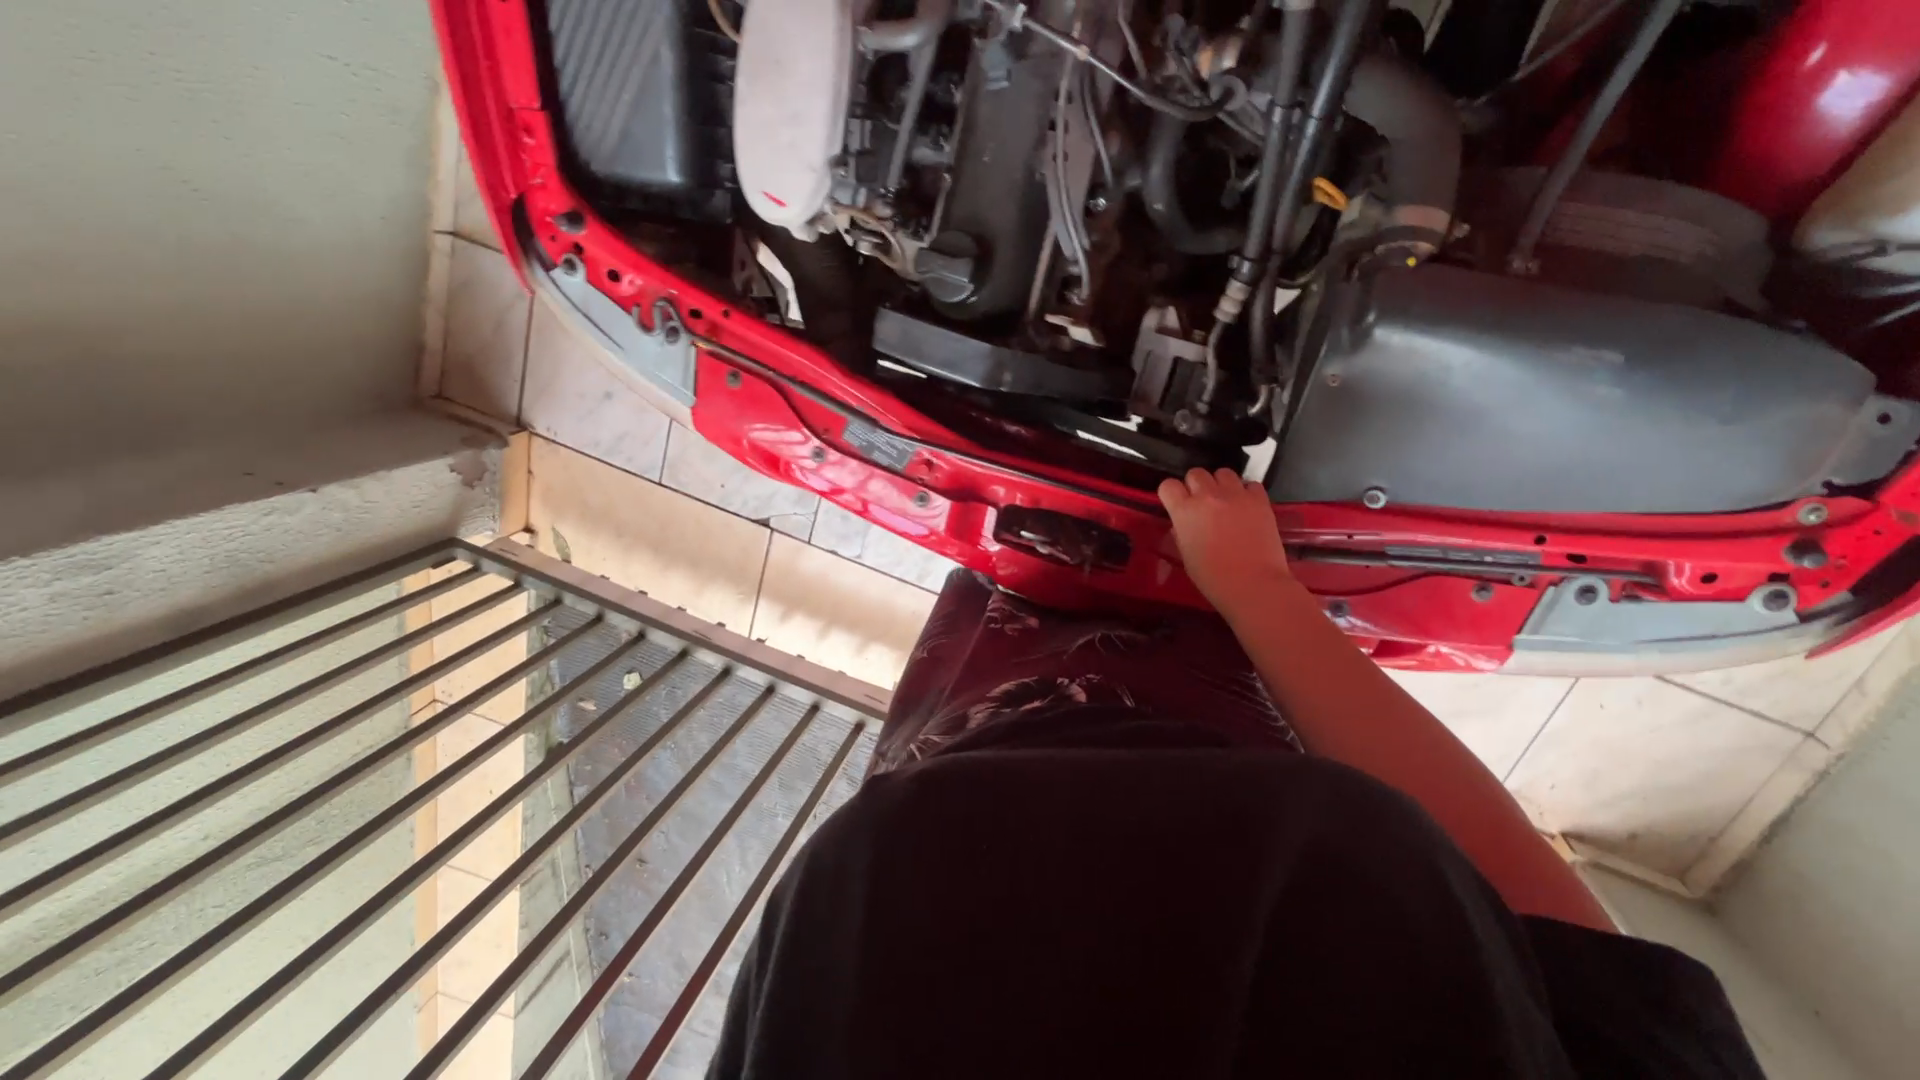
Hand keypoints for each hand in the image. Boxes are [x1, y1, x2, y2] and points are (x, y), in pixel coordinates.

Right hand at [1158, 467, 1293, 615]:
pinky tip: (1247, 508)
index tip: (1176, 504)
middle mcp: (1208, 496)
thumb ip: (1182, 531)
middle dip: (1196, 486)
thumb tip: (1185, 522)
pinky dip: (1246, 493)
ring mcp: (1236, 495)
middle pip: (1196, 473)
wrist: (1253, 584)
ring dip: (1221, 485)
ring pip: (1223, 472)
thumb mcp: (1185, 555)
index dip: (1171, 494)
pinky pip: (1250, 484)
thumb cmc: (1213, 578)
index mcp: (1184, 511)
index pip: (1168, 485)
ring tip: (1226, 502)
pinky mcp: (1259, 500)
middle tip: (1202, 504)